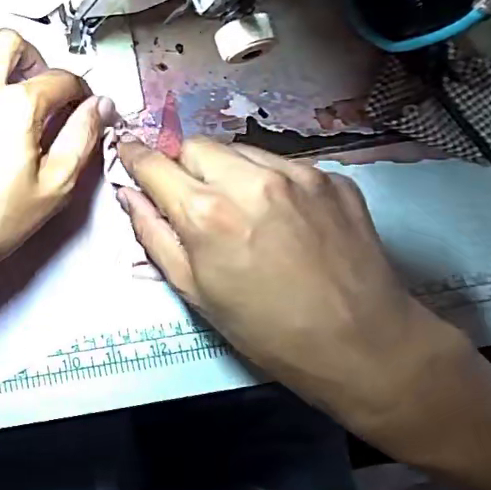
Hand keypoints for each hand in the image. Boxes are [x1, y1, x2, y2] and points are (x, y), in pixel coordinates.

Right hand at [115, 137, 478, 455]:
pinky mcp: (331, 177)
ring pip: (241, 149)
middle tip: (196, 200)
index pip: (155, 164)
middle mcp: (250, 180)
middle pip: (197, 145)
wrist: (361, 343)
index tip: (129, 151)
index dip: (135, 156)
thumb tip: (129, 194)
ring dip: (229, 171)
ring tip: (245, 211)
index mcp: (208, 214)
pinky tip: (285, 218)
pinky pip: (283, 164)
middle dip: (186, 166)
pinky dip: (270, 181)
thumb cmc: (266, 331)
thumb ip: (155, 236)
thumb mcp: (196, 293)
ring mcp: (297, 174)